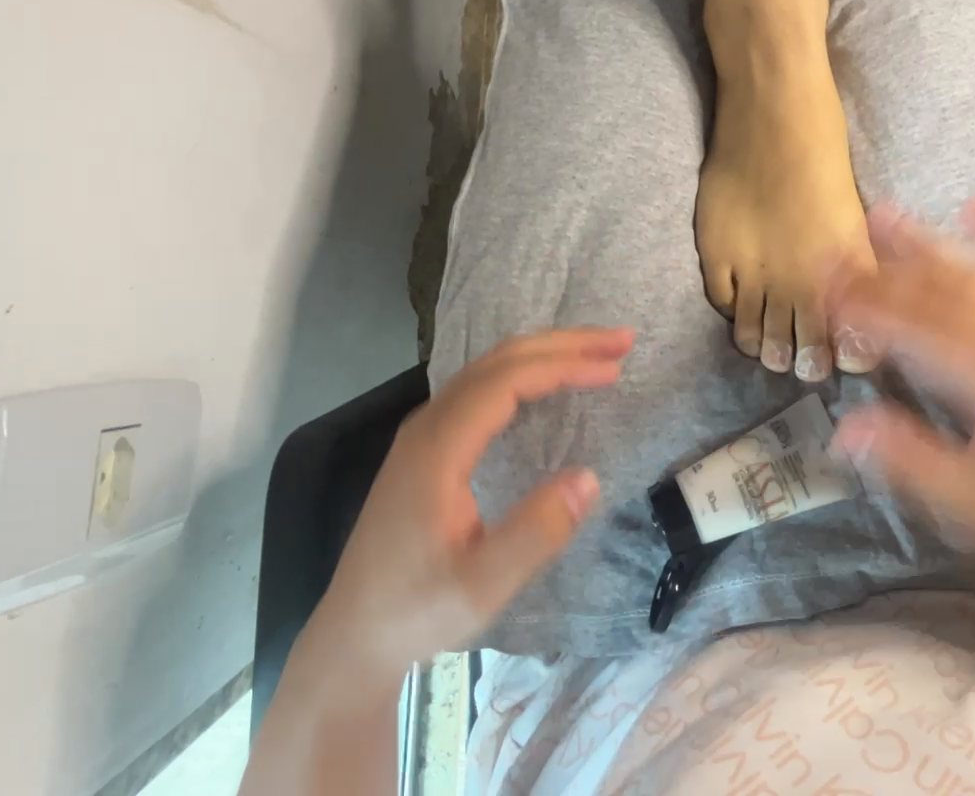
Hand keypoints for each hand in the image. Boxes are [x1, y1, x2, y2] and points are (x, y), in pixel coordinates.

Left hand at [315, 328, 632, 671]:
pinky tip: (548, 384)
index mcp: (438, 449)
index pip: (507, 382)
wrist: (354, 632)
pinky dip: (525, 374)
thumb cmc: (416, 610)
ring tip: (596, 356)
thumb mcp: (481, 586)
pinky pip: (481, 387)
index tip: (614, 370)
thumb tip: (590, 478)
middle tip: (620, 342)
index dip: (563, 366)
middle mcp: (427, 426)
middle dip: (563, 344)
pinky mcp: (427, 447)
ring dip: (545, 354)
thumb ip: (535, 533)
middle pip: (499, 360)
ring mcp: (423, 433)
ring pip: (489, 369)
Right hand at [822, 199, 974, 578]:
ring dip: (926, 243)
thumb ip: (907, 458)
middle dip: (879, 270)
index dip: (860, 305)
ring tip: (883, 212)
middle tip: (833, 253)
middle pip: (937, 289)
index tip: (820, 290)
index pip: (910, 325)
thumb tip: (843, 428)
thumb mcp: (973, 501)